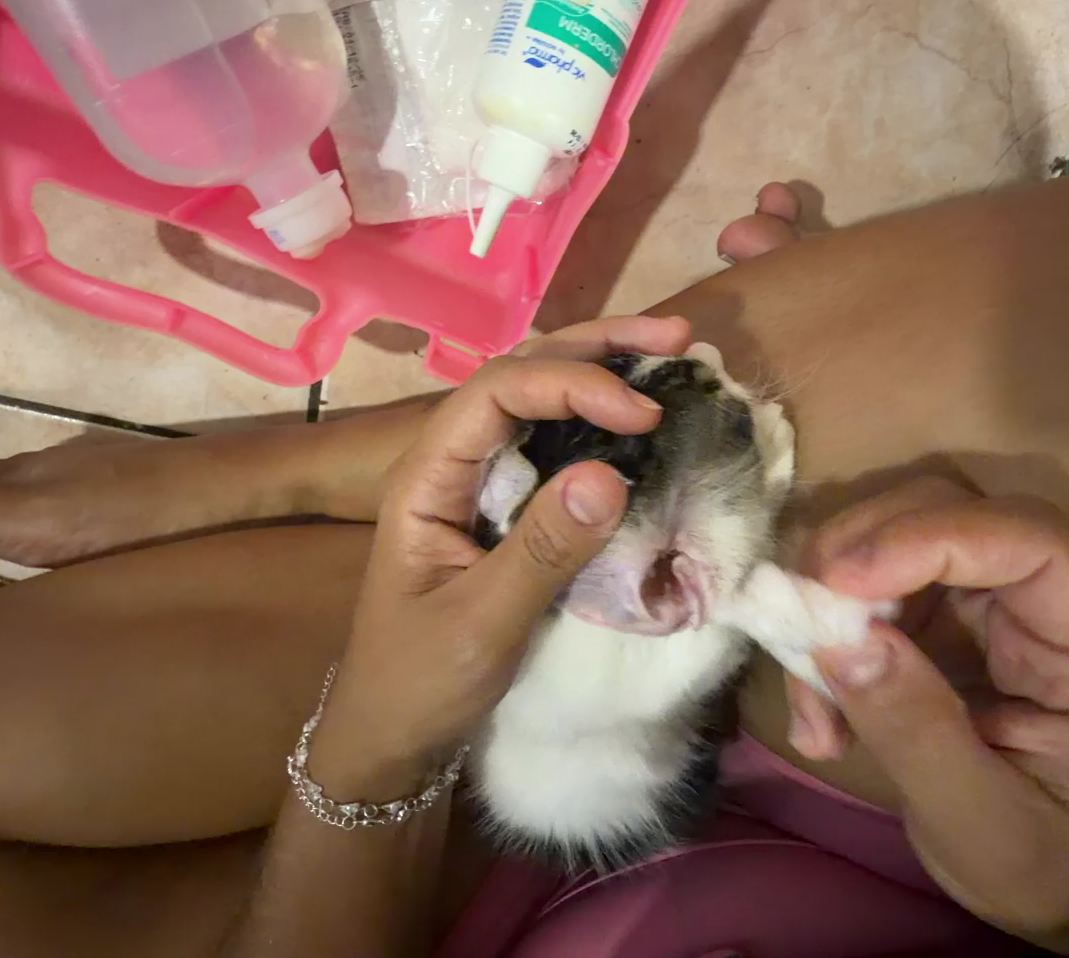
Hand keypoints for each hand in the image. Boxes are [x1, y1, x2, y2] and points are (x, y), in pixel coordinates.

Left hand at [308, 316, 693, 799]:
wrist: (393, 731)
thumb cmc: (421, 679)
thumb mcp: (481, 623)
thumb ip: (542, 550)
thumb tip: (612, 474)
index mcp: (428, 474)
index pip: (498, 392)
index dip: (572, 385)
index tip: (640, 415)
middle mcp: (452, 459)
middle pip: (519, 373)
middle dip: (596, 348)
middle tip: (675, 338)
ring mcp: (480, 479)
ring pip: (538, 399)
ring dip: (601, 369)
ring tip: (669, 355)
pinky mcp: (507, 505)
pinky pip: (553, 443)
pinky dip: (599, 419)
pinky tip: (638, 417)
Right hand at [793, 477, 1068, 951]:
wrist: (1025, 881)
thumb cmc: (1030, 865)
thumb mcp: (981, 827)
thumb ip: (918, 733)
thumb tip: (841, 640)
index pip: (1029, 541)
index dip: (930, 537)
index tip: (839, 581)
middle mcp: (1045, 603)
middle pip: (950, 511)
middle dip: (862, 548)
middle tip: (804, 617)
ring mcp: (984, 599)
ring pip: (893, 530)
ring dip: (828, 588)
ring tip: (808, 688)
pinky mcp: (932, 609)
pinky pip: (861, 576)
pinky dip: (820, 619)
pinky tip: (813, 697)